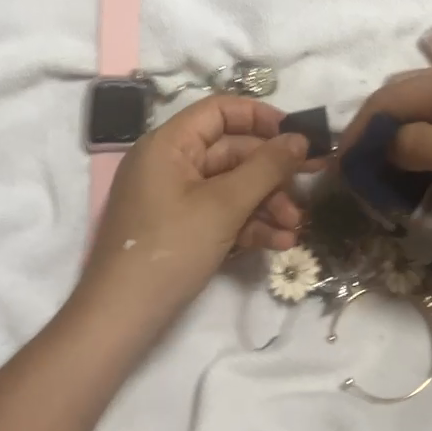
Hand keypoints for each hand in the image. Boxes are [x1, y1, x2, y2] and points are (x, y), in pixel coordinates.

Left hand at [77, 96, 313, 328]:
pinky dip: (248, 224)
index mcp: (169, 144)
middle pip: (231, 151)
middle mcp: (170, 163)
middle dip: (271, 172)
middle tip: (312, 182)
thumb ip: (266, 168)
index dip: (261, 117)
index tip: (297, 135)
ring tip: (296, 227)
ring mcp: (173, 198)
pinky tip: (279, 243)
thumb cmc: (170, 248)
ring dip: (266, 203)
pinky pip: (220, 213)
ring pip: (231, 186)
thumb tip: (300, 138)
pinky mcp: (180, 229)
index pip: (220, 110)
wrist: (119, 320)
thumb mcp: (223, 206)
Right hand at [345, 68, 431, 216]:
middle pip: (401, 102)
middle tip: (362, 177)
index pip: (386, 98)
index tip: (343, 168)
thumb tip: (384, 141)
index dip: (358, 130)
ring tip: (389, 185)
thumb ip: (419, 145)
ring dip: (400, 147)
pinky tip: (429, 184)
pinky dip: (427, 153)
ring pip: (422, 118)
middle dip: (375, 136)